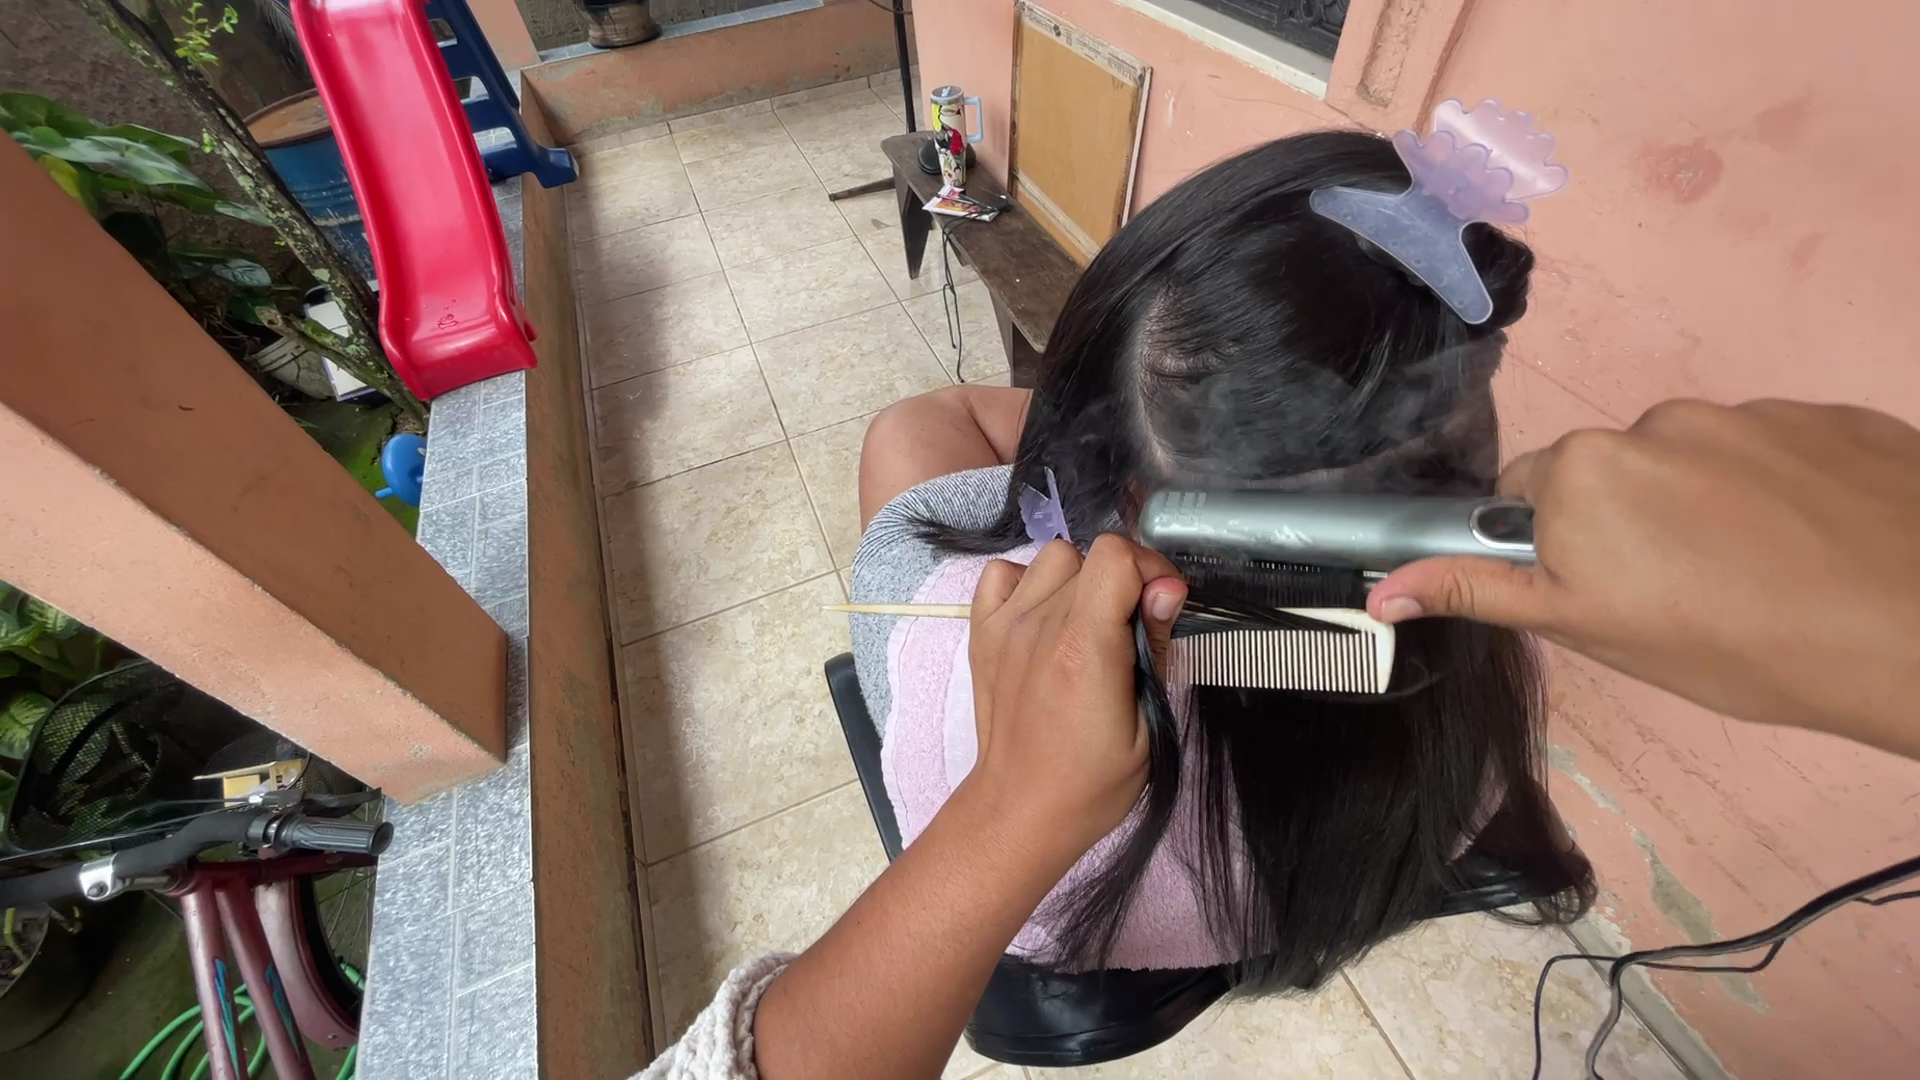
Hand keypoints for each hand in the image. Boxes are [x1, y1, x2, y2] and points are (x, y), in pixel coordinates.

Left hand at [965, 535, 1187, 858]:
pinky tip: (1043, 617)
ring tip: (1086, 623)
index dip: (1150, 570)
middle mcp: (1038, 625)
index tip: (1162, 606)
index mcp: (1083, 648)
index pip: (1116, 555)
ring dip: (1078, 580)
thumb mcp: (1149, 726)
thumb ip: (1155, 648)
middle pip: (1090, 557)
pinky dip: (1027, 583)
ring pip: (1051, 557)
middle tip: (1129, 631)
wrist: (1020, 807)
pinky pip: (1001, 573)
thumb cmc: (1092, 781)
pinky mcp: (980, 632)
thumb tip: (1167, 587)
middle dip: (1123, 583)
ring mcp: (1003, 625)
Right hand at [1367, 399, 1919, 758]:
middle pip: (1605, 472)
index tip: (1597, 583)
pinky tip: (1810, 539)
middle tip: (1670, 585)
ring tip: (1752, 566)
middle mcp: (1655, 420)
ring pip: (1687, 460)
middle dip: (1619, 518)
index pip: (1527, 492)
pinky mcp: (1838, 418)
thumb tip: (1379, 593)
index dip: (1550, 542)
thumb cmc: (1721, 641)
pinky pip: (1770, 449)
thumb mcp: (1578, 624)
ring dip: (1696, 501)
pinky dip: (1773, 487)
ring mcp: (1754, 414)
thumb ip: (1474, 591)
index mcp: (1581, 467)